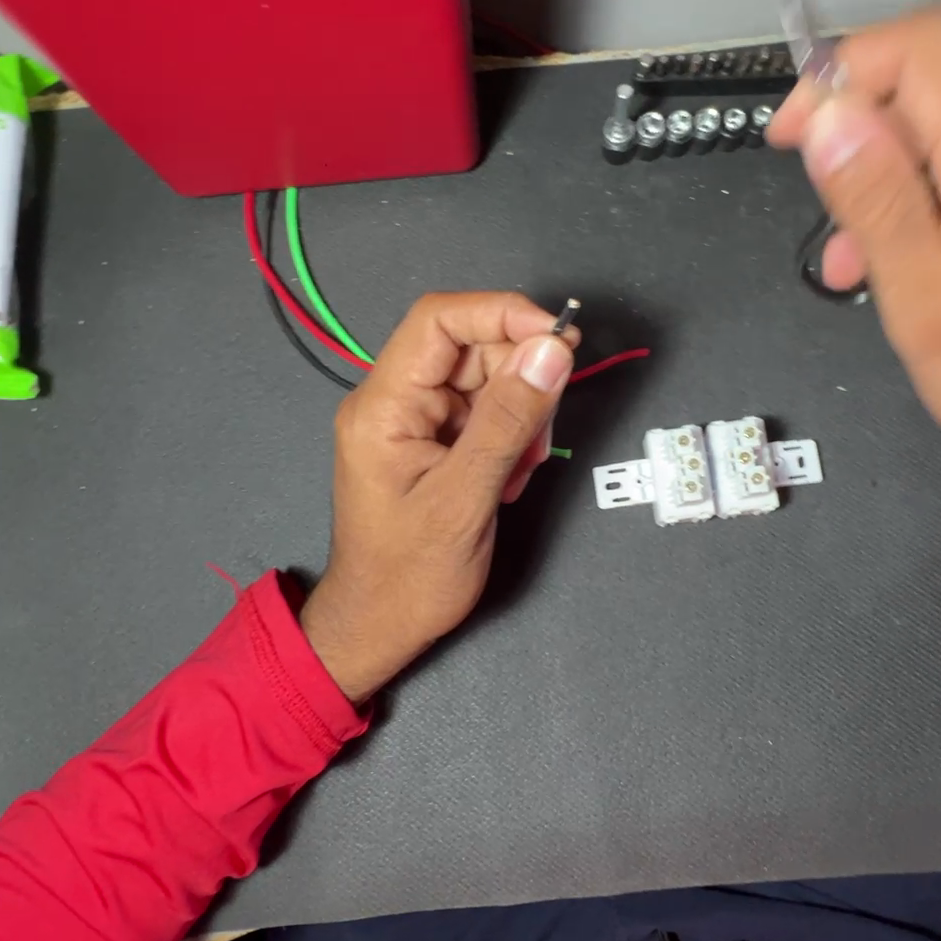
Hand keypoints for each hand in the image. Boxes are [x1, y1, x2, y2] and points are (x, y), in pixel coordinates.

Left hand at [300, 292, 577, 702]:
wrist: (380, 627)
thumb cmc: (411, 576)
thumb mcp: (465, 497)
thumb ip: (508, 421)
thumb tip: (553, 351)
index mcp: (384, 406)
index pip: (439, 321)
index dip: (502, 313)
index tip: (560, 339)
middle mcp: (394, 403)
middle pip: (469, 350)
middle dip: (519, 379)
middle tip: (544, 429)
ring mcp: (414, 423)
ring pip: (485, 383)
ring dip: (520, 416)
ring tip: (522, 467)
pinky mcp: (433, 444)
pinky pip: (483, 416)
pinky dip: (510, 439)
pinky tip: (511, 478)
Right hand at [768, 9, 940, 520]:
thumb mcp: (929, 309)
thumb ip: (879, 204)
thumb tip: (829, 120)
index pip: (919, 48)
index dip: (841, 76)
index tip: (795, 137)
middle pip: (939, 82)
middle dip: (864, 141)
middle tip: (831, 230)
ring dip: (898, 175)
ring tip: (864, 265)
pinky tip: (925, 258)